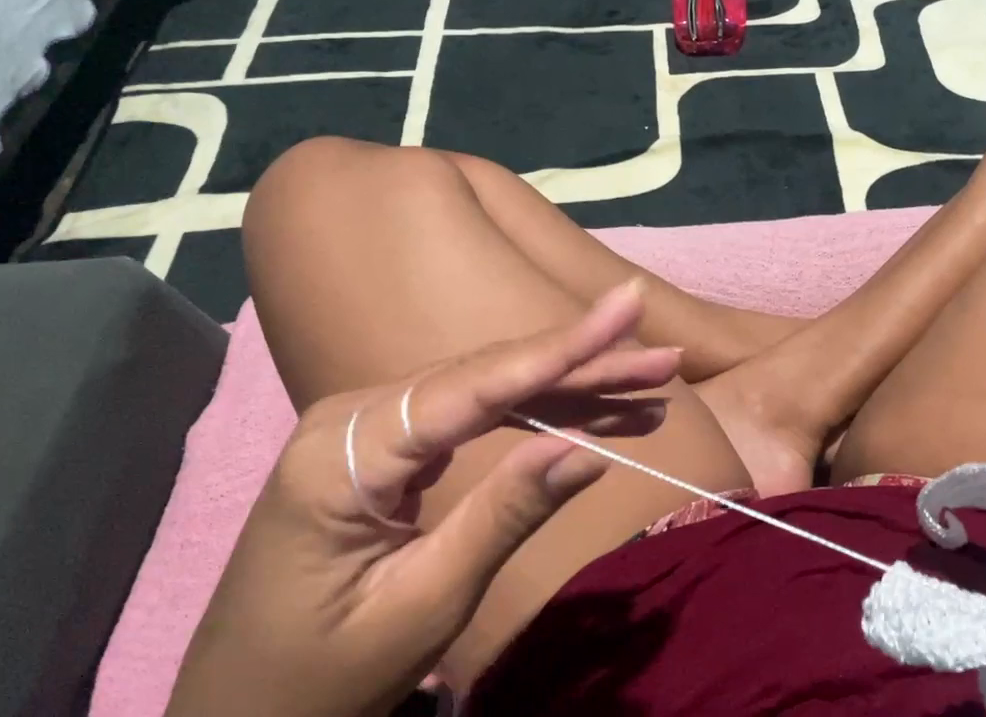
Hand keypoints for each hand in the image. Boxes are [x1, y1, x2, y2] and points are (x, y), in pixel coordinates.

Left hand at [166, 284, 677, 716]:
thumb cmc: (321, 678)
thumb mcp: (423, 605)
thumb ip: (504, 515)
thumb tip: (587, 450)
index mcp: (342, 456)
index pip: (473, 387)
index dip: (559, 348)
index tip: (625, 307)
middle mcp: (354, 418)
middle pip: (490, 377)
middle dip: (583, 366)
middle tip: (663, 361)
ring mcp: (370, 428)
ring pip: (490, 389)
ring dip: (571, 388)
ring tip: (649, 387)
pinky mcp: (391, 446)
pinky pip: (475, 414)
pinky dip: (538, 413)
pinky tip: (593, 414)